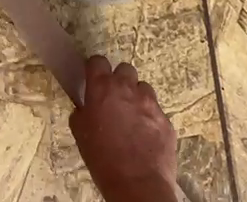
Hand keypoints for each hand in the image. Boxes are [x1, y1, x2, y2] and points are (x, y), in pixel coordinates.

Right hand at [69, 57, 177, 201]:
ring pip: (144, 89)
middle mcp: (127, 89)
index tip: (94, 79)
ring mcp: (150, 104)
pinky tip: (145, 135)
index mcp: (102, 87)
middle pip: (125, 69)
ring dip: (137, 98)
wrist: (137, 184)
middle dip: (120, 80)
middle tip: (115, 98)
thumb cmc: (102, 157)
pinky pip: (157, 112)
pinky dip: (150, 118)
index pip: (98, 61)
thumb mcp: (79, 131)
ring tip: (133, 117)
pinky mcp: (166, 121)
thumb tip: (87, 106)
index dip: (95, 69)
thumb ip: (83, 110)